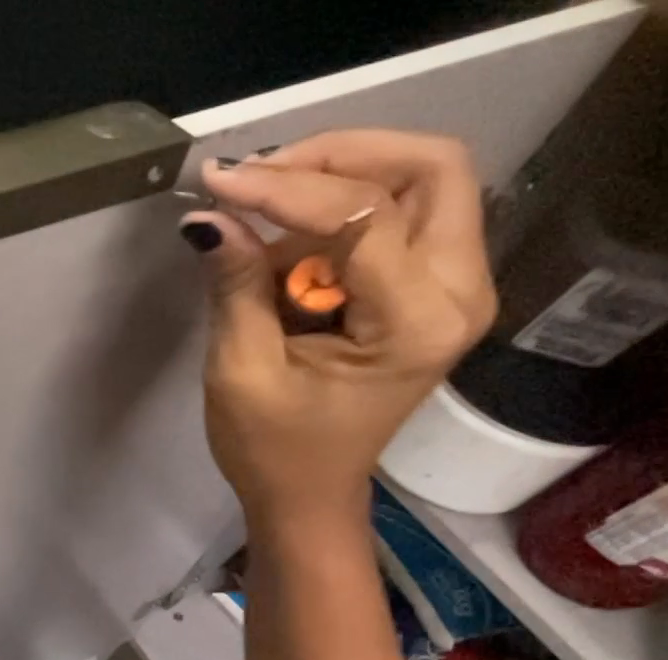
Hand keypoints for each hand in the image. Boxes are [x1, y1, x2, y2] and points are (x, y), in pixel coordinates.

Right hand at [184, 131, 497, 528]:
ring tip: (260, 210)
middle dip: (338, 157)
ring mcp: (455, 285)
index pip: (362, 216)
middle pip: (427, 170)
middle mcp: (460, 291)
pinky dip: (337, 213)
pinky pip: (399, 215)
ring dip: (338, 179)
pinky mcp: (432, 285)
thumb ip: (235, 285)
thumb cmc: (271, 448)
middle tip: (261, 174)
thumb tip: (207, 216)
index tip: (217, 183)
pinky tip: (281, 246)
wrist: (308, 493)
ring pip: (419, 182)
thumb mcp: (241, 370)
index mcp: (416, 323)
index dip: (285, 189)